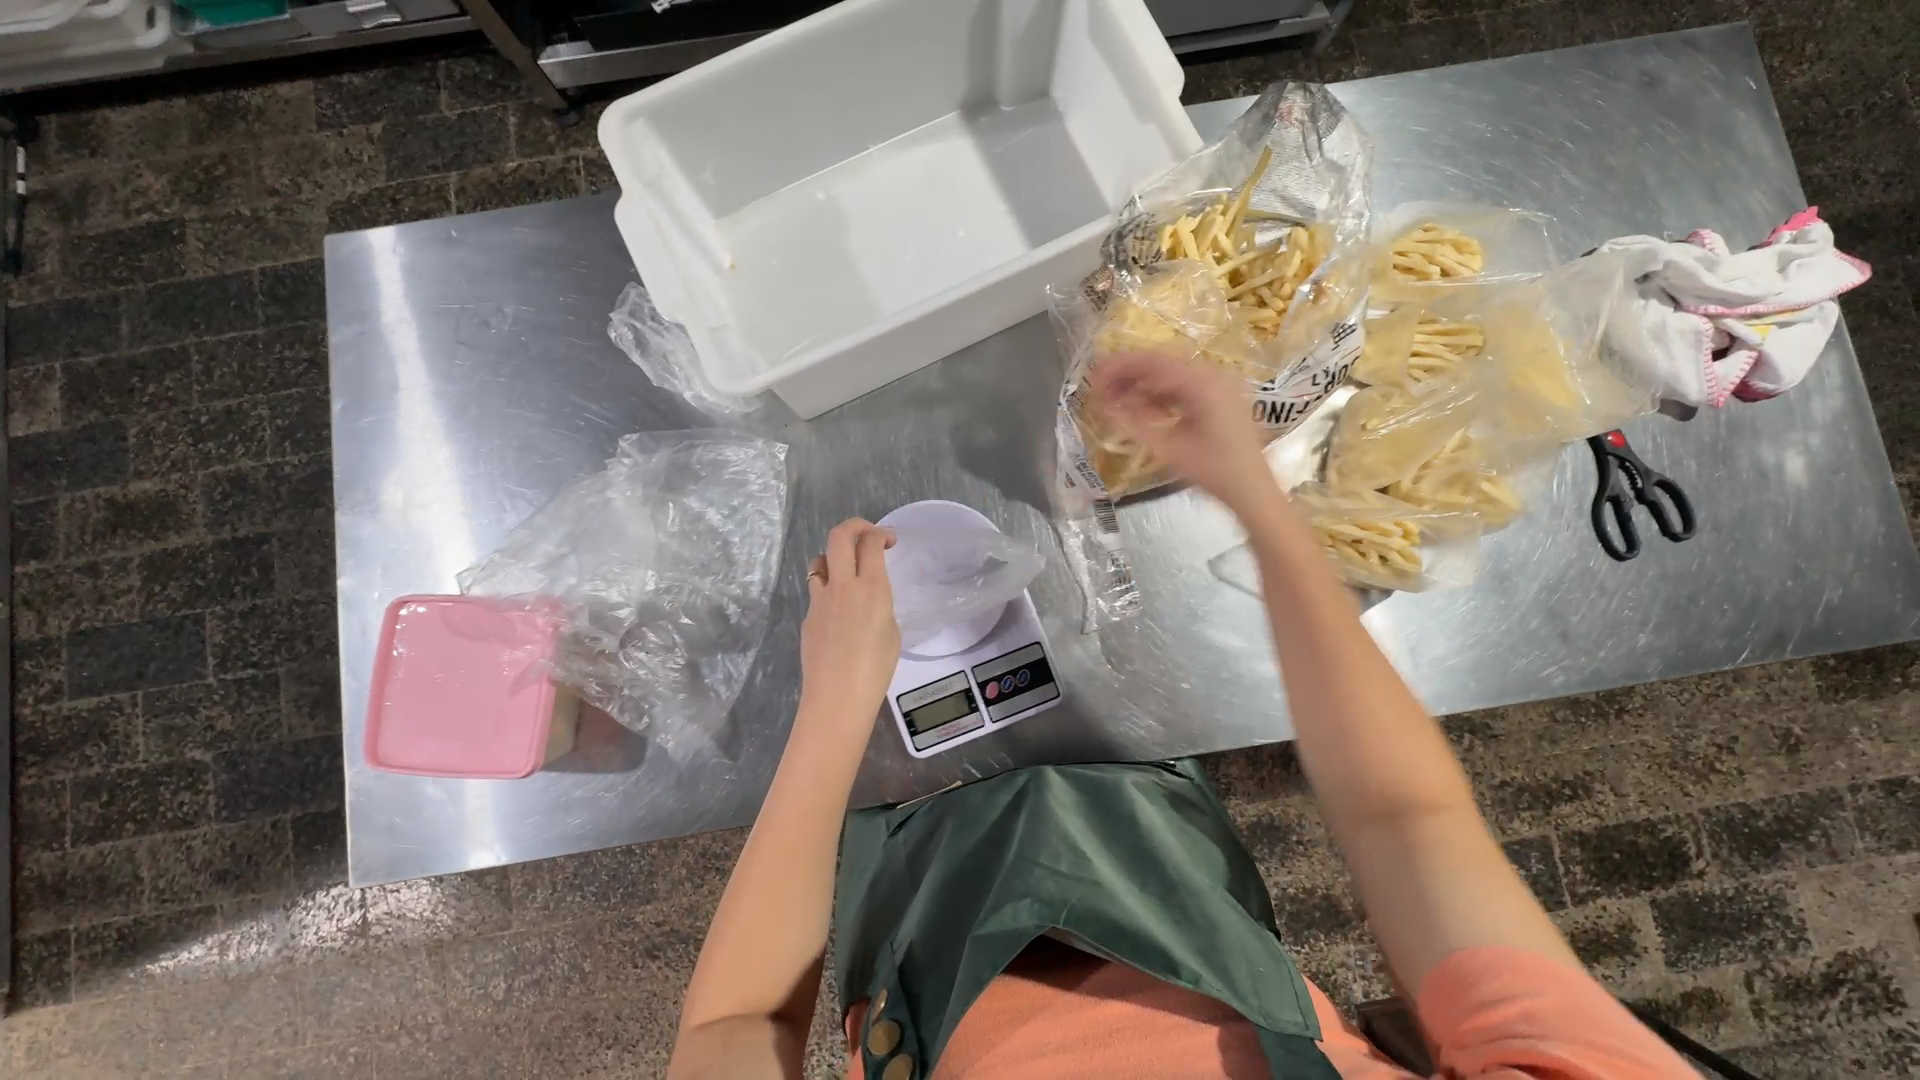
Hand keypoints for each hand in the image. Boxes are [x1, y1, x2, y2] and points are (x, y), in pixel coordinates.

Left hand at [797, 519, 900, 727]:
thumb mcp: (892, 632)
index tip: (888, 541)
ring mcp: (820, 599)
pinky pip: (817, 590)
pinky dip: (829, 588)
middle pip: (839, 536)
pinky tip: (839, 613)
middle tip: (867, 535)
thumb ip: (881, 605)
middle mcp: (843, 585)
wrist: (837, 697)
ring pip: (821, 559)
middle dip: (854, 526)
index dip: (880, 533)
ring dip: (835, 556)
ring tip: (848, 571)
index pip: (870, 542)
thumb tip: (869, 599)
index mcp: (871, 588)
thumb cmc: (876, 669)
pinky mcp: (808, 616)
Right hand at [1092, 351, 1281, 514]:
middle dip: (1128, 373)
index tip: (1094, 375)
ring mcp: (1219, 385)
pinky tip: (1140, 406)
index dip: (1120, 367)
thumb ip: (1133, 424)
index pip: (1153, 363)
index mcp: (1203, 383)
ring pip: (1172, 375)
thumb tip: (1104, 406)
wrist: (1252, 489)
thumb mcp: (1168, 449)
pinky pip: (1185, 387)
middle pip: (1162, 364)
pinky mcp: (1220, 398)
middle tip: (1100, 385)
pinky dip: (1160, 394)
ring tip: (1114, 398)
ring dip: (1142, 384)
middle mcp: (1213, 376)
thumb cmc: (1213, 472)